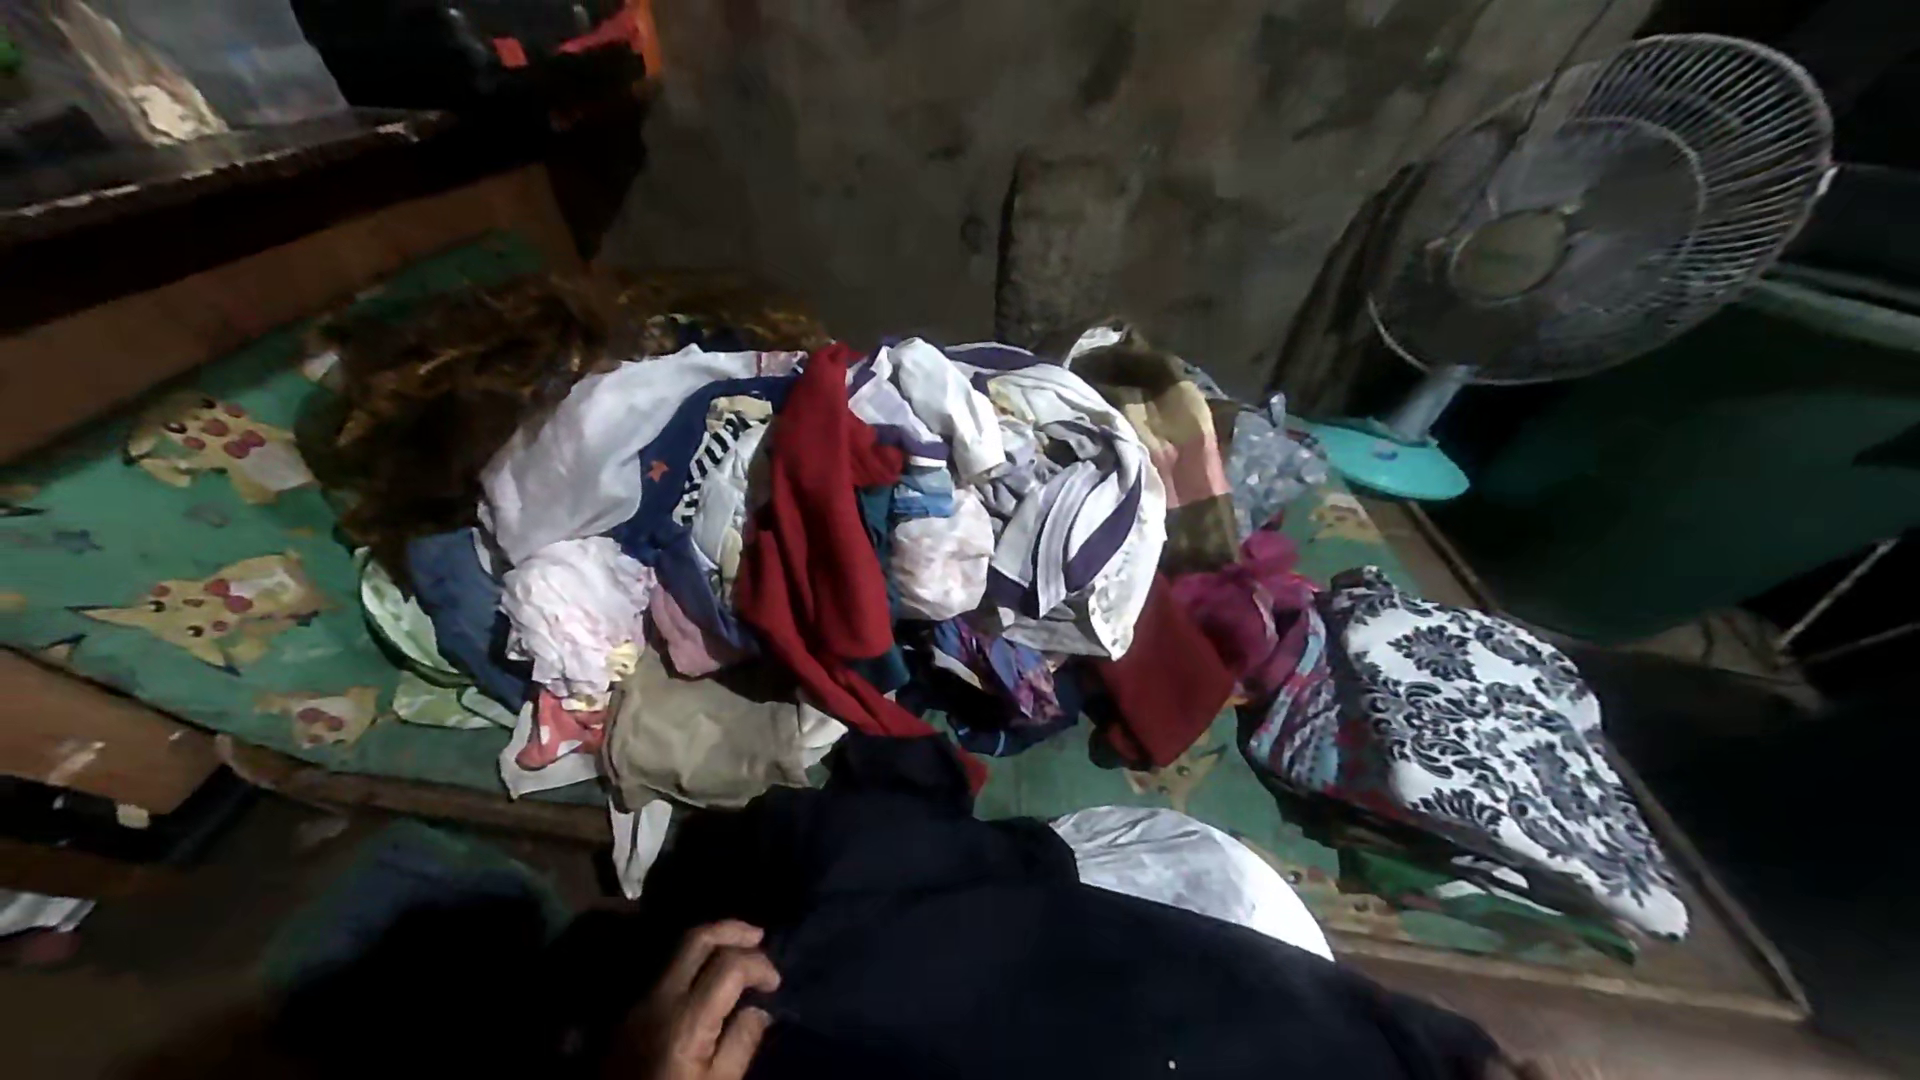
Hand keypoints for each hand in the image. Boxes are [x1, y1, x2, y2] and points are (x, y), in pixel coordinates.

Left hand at [614, 920, 781, 1079]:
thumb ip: (742, 1043)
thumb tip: (760, 1008)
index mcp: (685, 1021)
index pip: (729, 966)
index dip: (759, 965)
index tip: (775, 983)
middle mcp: (660, 999)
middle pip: (697, 940)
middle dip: (733, 930)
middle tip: (758, 936)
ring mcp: (640, 1002)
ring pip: (678, 948)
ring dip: (712, 939)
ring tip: (737, 944)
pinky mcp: (630, 1011)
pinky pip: (666, 968)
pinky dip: (693, 958)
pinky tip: (708, 968)